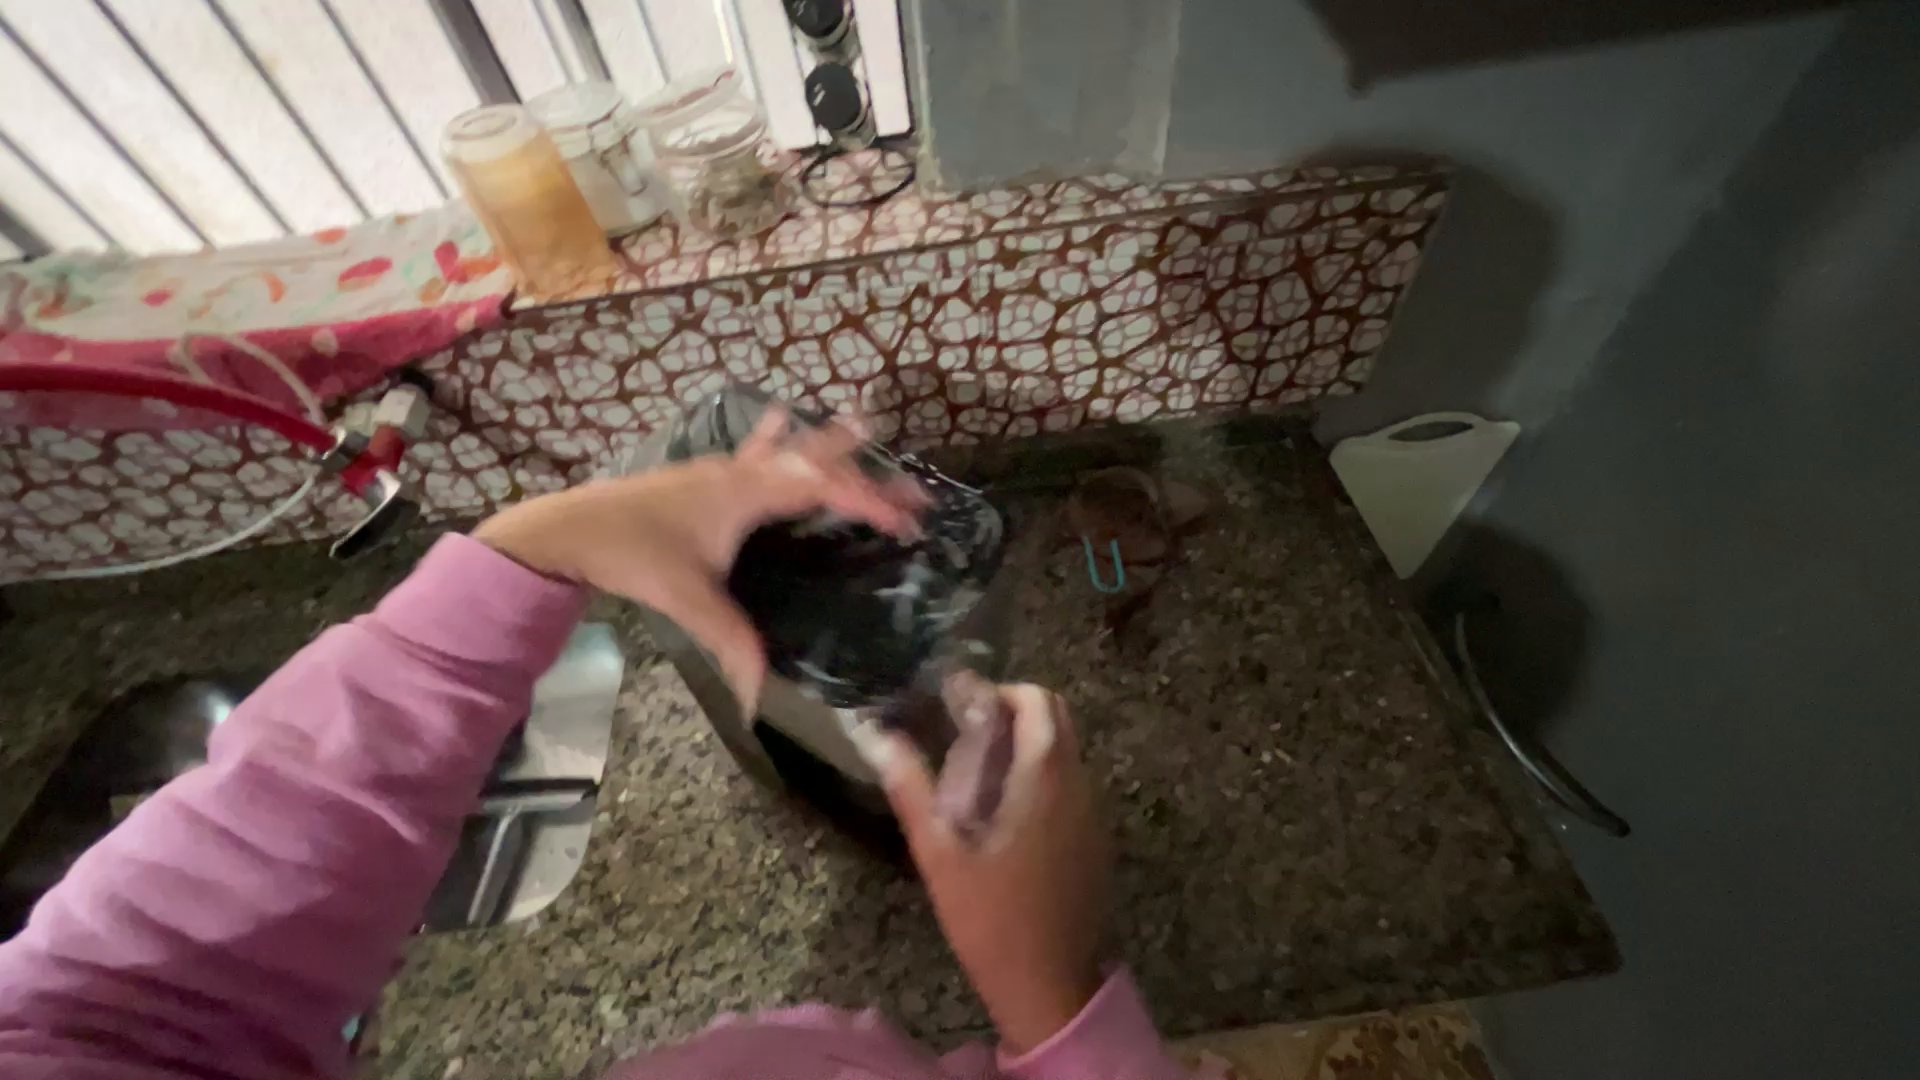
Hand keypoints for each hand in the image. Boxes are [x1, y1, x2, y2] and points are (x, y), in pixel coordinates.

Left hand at [472, 408, 924, 712]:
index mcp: (748, 494)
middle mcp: (744, 472)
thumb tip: (761, 697)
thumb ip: (730, 642)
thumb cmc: (632, 555)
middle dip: (868, 472)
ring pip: (790, 448)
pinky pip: (755, 451)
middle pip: (818, 462)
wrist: (571, 528)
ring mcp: (724, 469)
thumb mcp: (688, 600)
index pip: (824, 489)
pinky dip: (778, 438)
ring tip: (864, 421)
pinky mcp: (707, 477)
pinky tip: (779, 416)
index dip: (870, 502)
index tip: (907, 522)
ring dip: (830, 443)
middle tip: (912, 482)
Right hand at [865, 685, 1109, 1053]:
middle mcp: (1077, 782)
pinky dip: (1044, 769)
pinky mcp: (1096, 835)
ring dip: (1030, 739)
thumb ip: (910, 788)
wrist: (1051, 986)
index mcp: (1044, 776)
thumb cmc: (990, 917)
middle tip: (970, 729)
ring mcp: (1093, 810)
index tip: (962, 705)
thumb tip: (876, 736)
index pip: (1037, 700)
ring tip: (982, 763)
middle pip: (1057, 716)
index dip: (1001, 691)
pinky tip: (1008, 805)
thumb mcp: (939, 853)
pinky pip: (1072, 779)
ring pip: (1067, 747)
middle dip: (1016, 709)